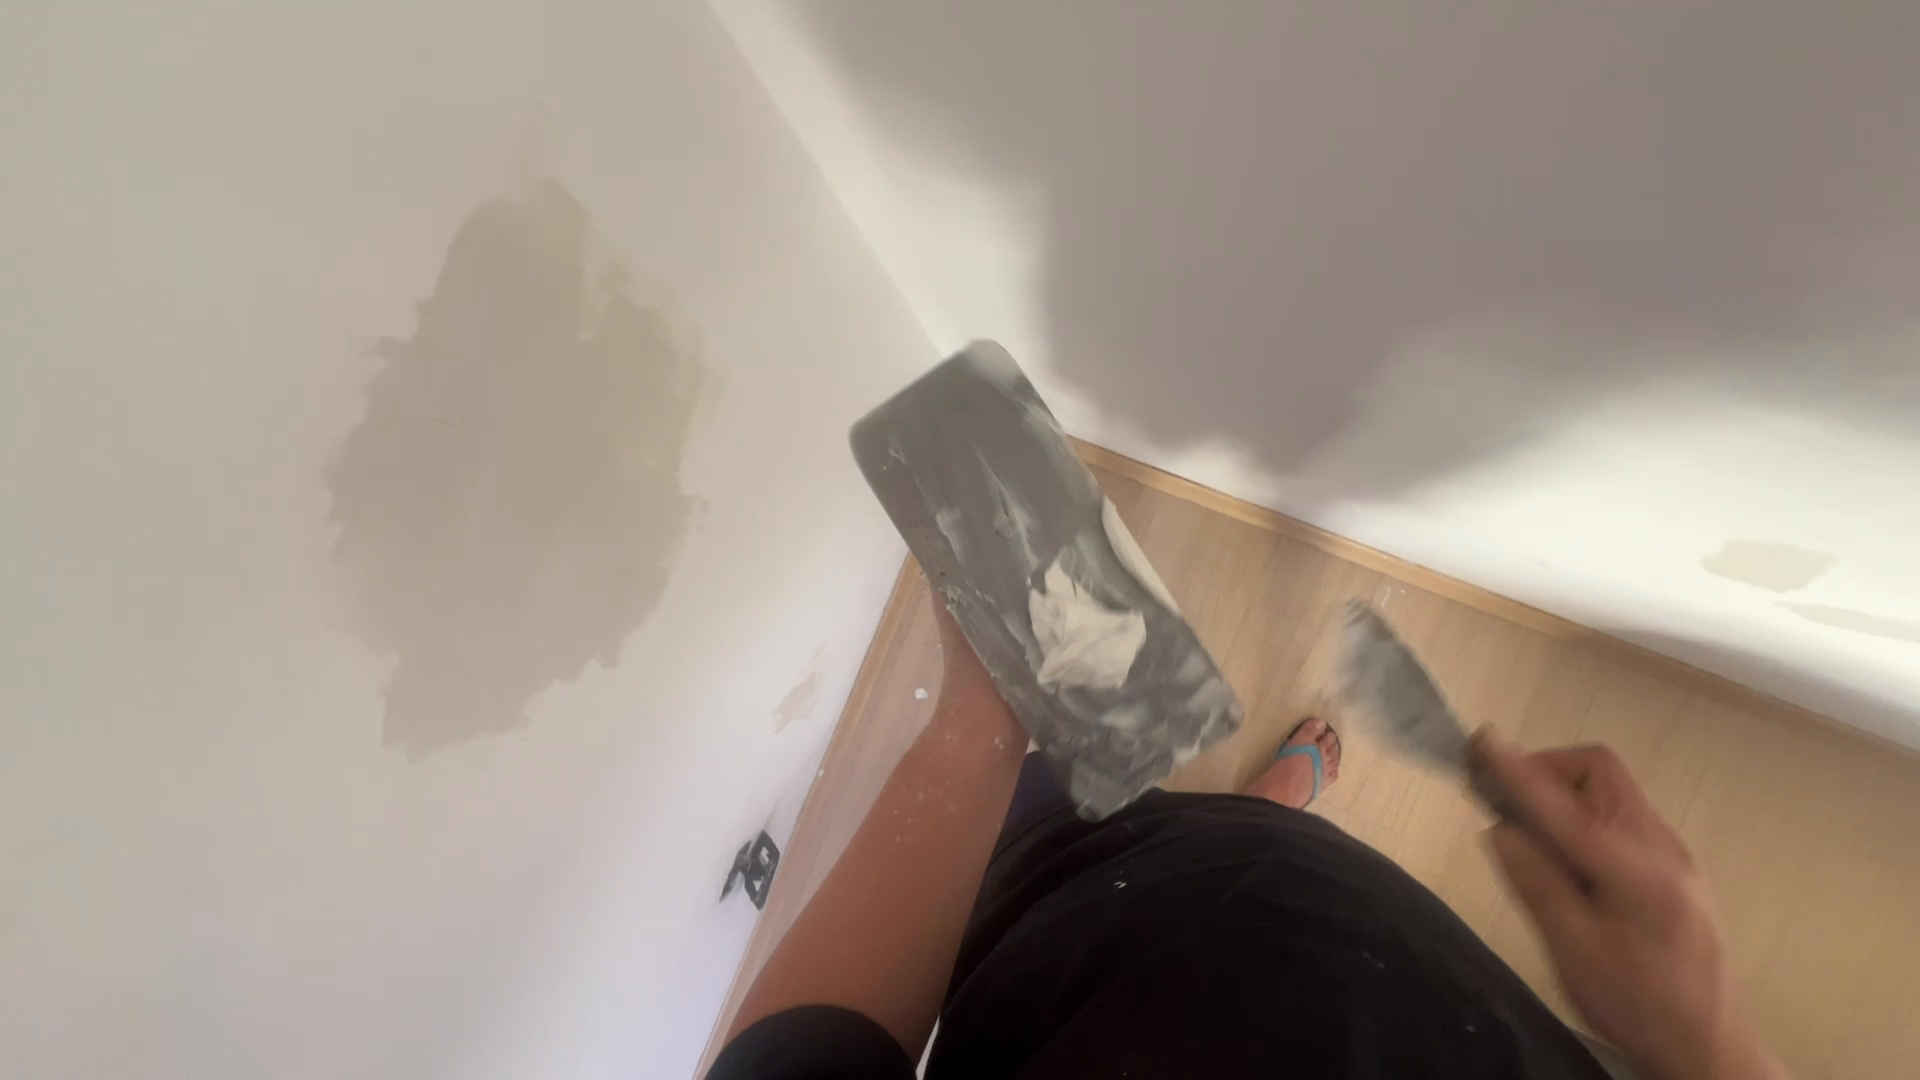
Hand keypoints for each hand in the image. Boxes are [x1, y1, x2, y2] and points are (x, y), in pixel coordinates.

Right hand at [1471, 731, 1788, 1079]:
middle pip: (1598, 770)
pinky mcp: (1671, 864)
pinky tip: (1557, 845)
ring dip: (1558, 786)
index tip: (1480, 739)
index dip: (1516, 770)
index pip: (1562, 805)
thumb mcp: (1572, 949)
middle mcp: (1661, 849)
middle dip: (1543, 767)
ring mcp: (1672, 853)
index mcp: (1636, 873)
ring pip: (1608, 785)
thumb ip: (1534, 880)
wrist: (1712, 1050)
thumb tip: (1500, 827)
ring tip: (1522, 819)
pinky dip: (1576, 806)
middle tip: (1501, 793)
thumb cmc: (1635, 1003)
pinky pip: (1616, 808)